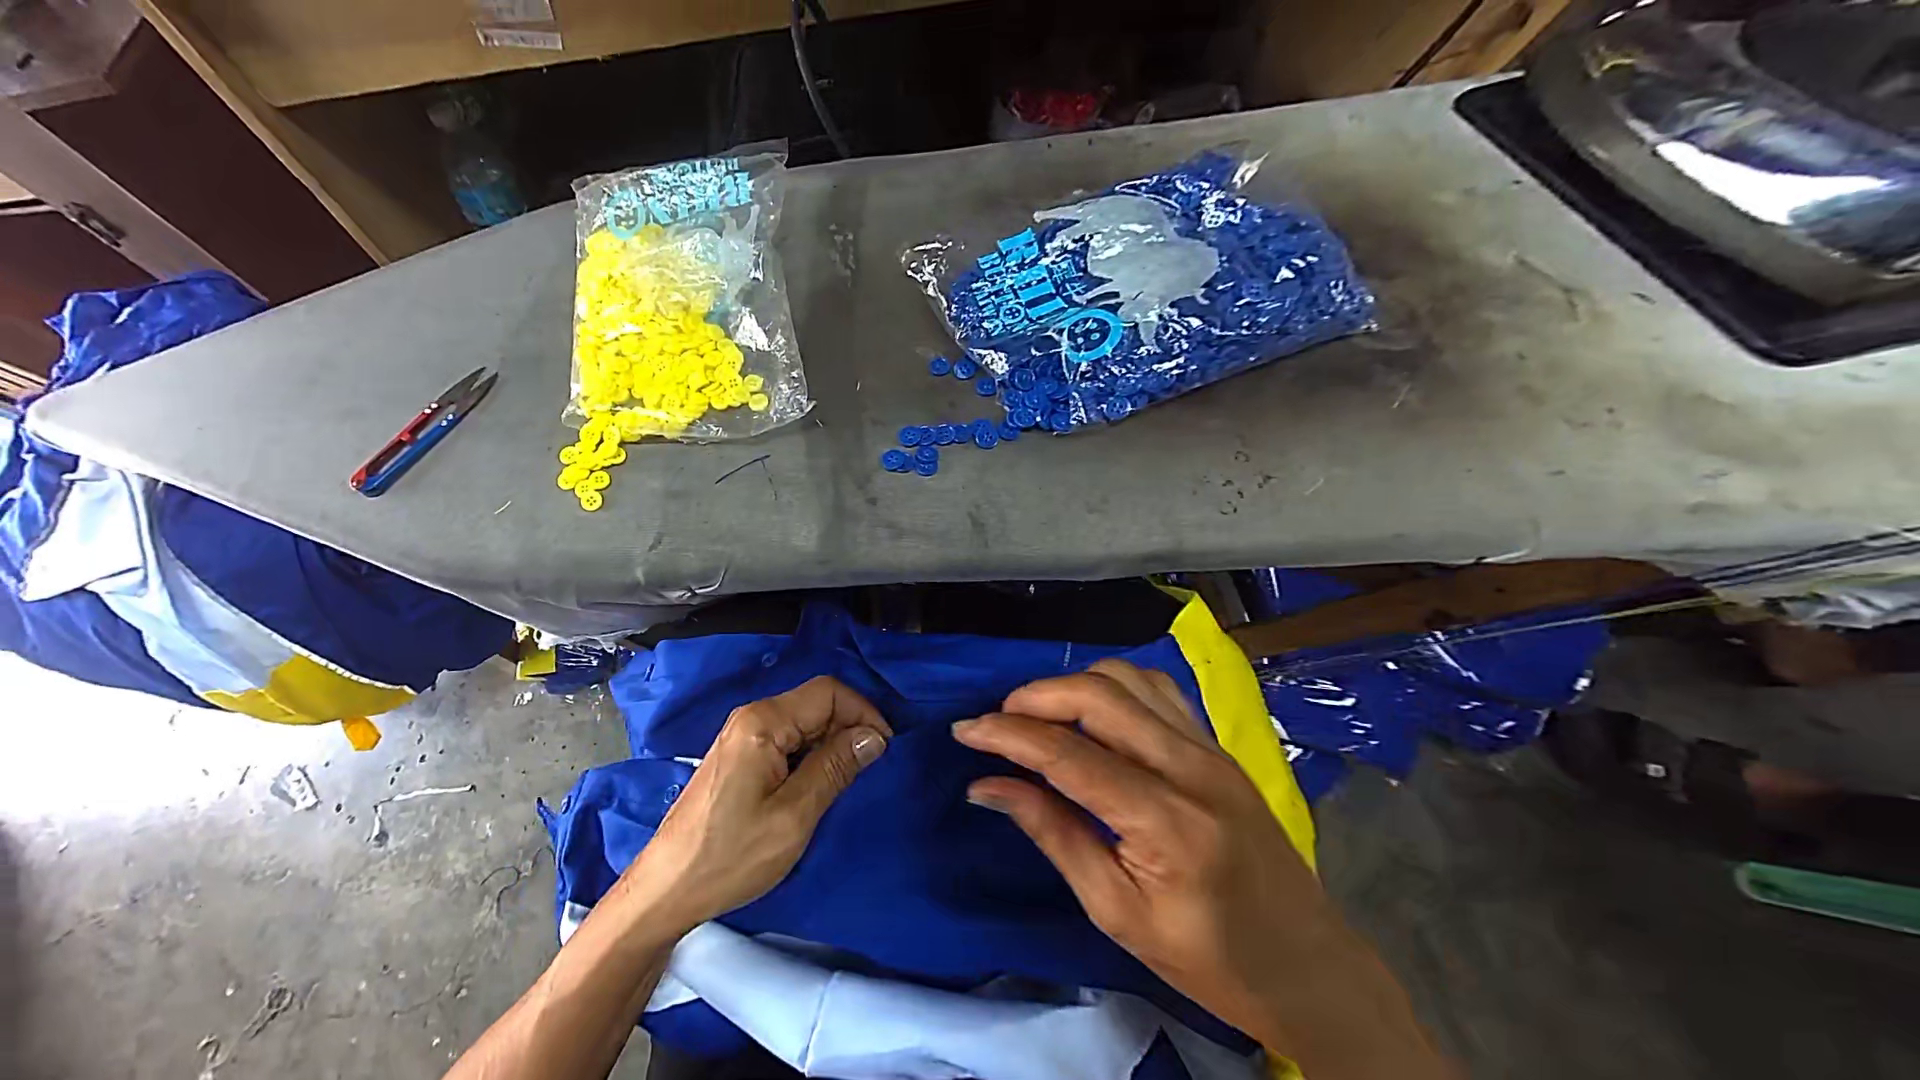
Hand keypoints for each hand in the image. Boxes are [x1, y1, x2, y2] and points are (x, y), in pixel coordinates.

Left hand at [621, 676, 890, 935]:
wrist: (666, 890)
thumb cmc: (730, 856)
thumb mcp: (794, 815)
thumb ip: (835, 767)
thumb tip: (874, 736)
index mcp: (763, 721)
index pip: (829, 691)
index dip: (863, 713)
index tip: (883, 749)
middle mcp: (751, 716)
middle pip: (816, 703)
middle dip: (849, 728)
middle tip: (866, 770)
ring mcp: (742, 735)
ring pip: (804, 721)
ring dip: (831, 743)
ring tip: (845, 781)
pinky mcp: (740, 755)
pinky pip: (788, 738)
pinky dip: (811, 754)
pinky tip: (817, 784)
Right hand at [955, 660, 1450, 1077]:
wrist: (1306, 965)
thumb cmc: (1207, 958)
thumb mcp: (1116, 912)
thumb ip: (1053, 835)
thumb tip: (987, 787)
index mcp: (1165, 822)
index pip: (1069, 755)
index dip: (1009, 735)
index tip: (965, 731)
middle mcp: (1191, 767)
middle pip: (1100, 695)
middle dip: (1037, 697)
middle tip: (999, 722)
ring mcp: (1211, 749)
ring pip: (1130, 678)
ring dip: (1074, 685)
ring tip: (1040, 716)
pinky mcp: (1219, 745)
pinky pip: (1158, 690)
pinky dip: (1114, 686)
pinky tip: (1092, 712)